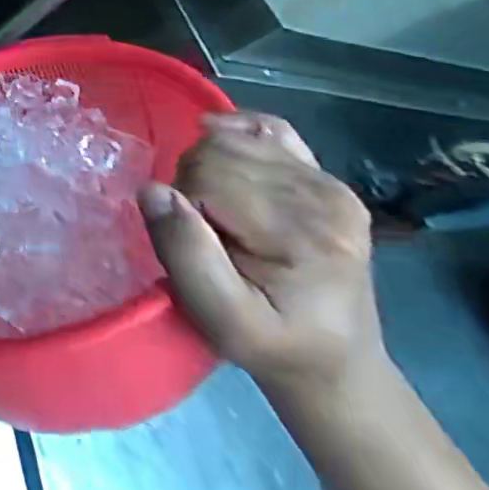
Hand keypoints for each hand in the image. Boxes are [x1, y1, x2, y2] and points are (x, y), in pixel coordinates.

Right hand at [141, 112, 383, 396]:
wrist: (334, 362)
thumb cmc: (273, 345)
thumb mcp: (223, 320)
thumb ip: (186, 255)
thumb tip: (154, 191)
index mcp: (303, 231)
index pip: (208, 177)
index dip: (183, 203)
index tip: (195, 243)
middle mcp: (323, 195)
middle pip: (220, 151)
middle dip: (192, 182)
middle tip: (202, 229)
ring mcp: (328, 182)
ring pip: (233, 139)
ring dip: (208, 166)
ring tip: (216, 210)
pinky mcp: (325, 178)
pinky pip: (269, 127)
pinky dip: (237, 130)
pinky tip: (225, 152)